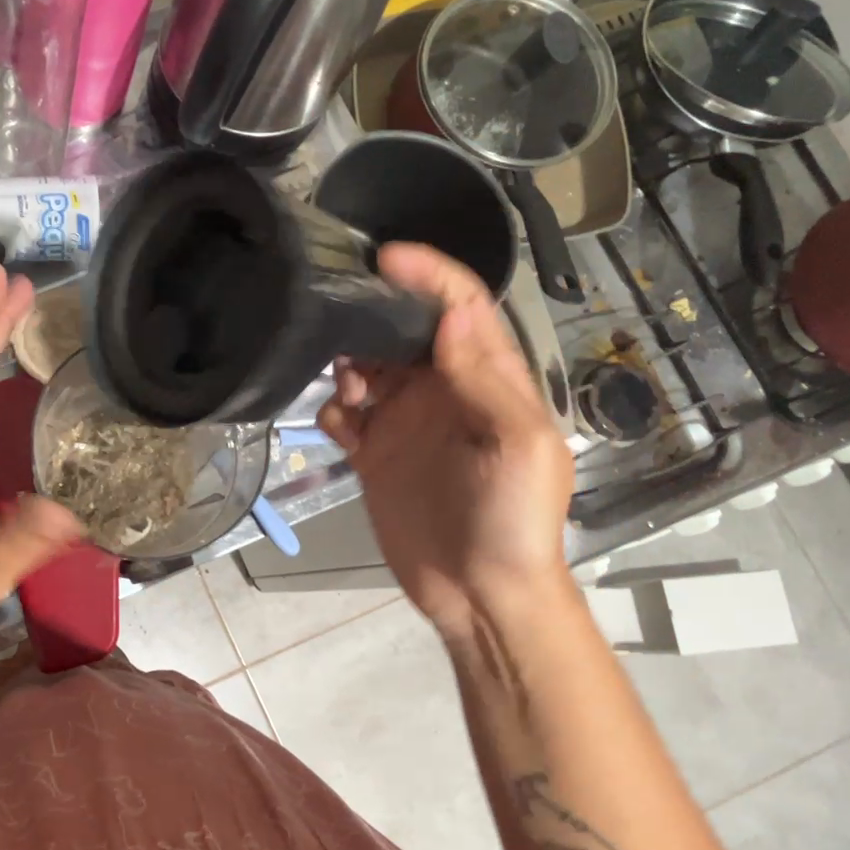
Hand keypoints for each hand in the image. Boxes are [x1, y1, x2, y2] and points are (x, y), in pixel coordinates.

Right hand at [319, 244, 573, 638]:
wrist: (478, 591)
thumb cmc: (513, 519)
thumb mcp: (516, 445)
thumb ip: (485, 379)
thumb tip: (451, 312)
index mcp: (489, 379)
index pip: (460, 308)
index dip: (429, 276)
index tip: (385, 257)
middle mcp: (443, 391)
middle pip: (403, 331)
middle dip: (374, 321)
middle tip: (347, 330)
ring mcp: (405, 423)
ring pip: (367, 367)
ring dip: (349, 364)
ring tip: (348, 389)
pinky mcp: (374, 454)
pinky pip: (344, 414)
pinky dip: (334, 410)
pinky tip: (340, 427)